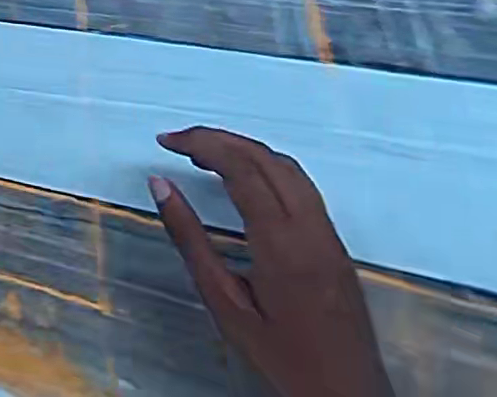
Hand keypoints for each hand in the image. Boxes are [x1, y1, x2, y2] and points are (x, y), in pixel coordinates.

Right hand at [150, 127, 392, 396]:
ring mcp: (331, 239)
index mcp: (283, 245)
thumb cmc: (281, 356)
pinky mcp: (337, 247)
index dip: (200, 144)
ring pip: (288, 168)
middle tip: (177, 140)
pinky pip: (301, 187)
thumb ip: (190, 239)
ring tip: (203, 152)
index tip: (165, 142)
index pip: (242, 169)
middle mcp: (313, 232)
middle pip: (266, 159)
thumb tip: (159, 184)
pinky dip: (264, 166)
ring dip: (243, 149)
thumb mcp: (223, 301)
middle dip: (218, 138)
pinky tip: (240, 178)